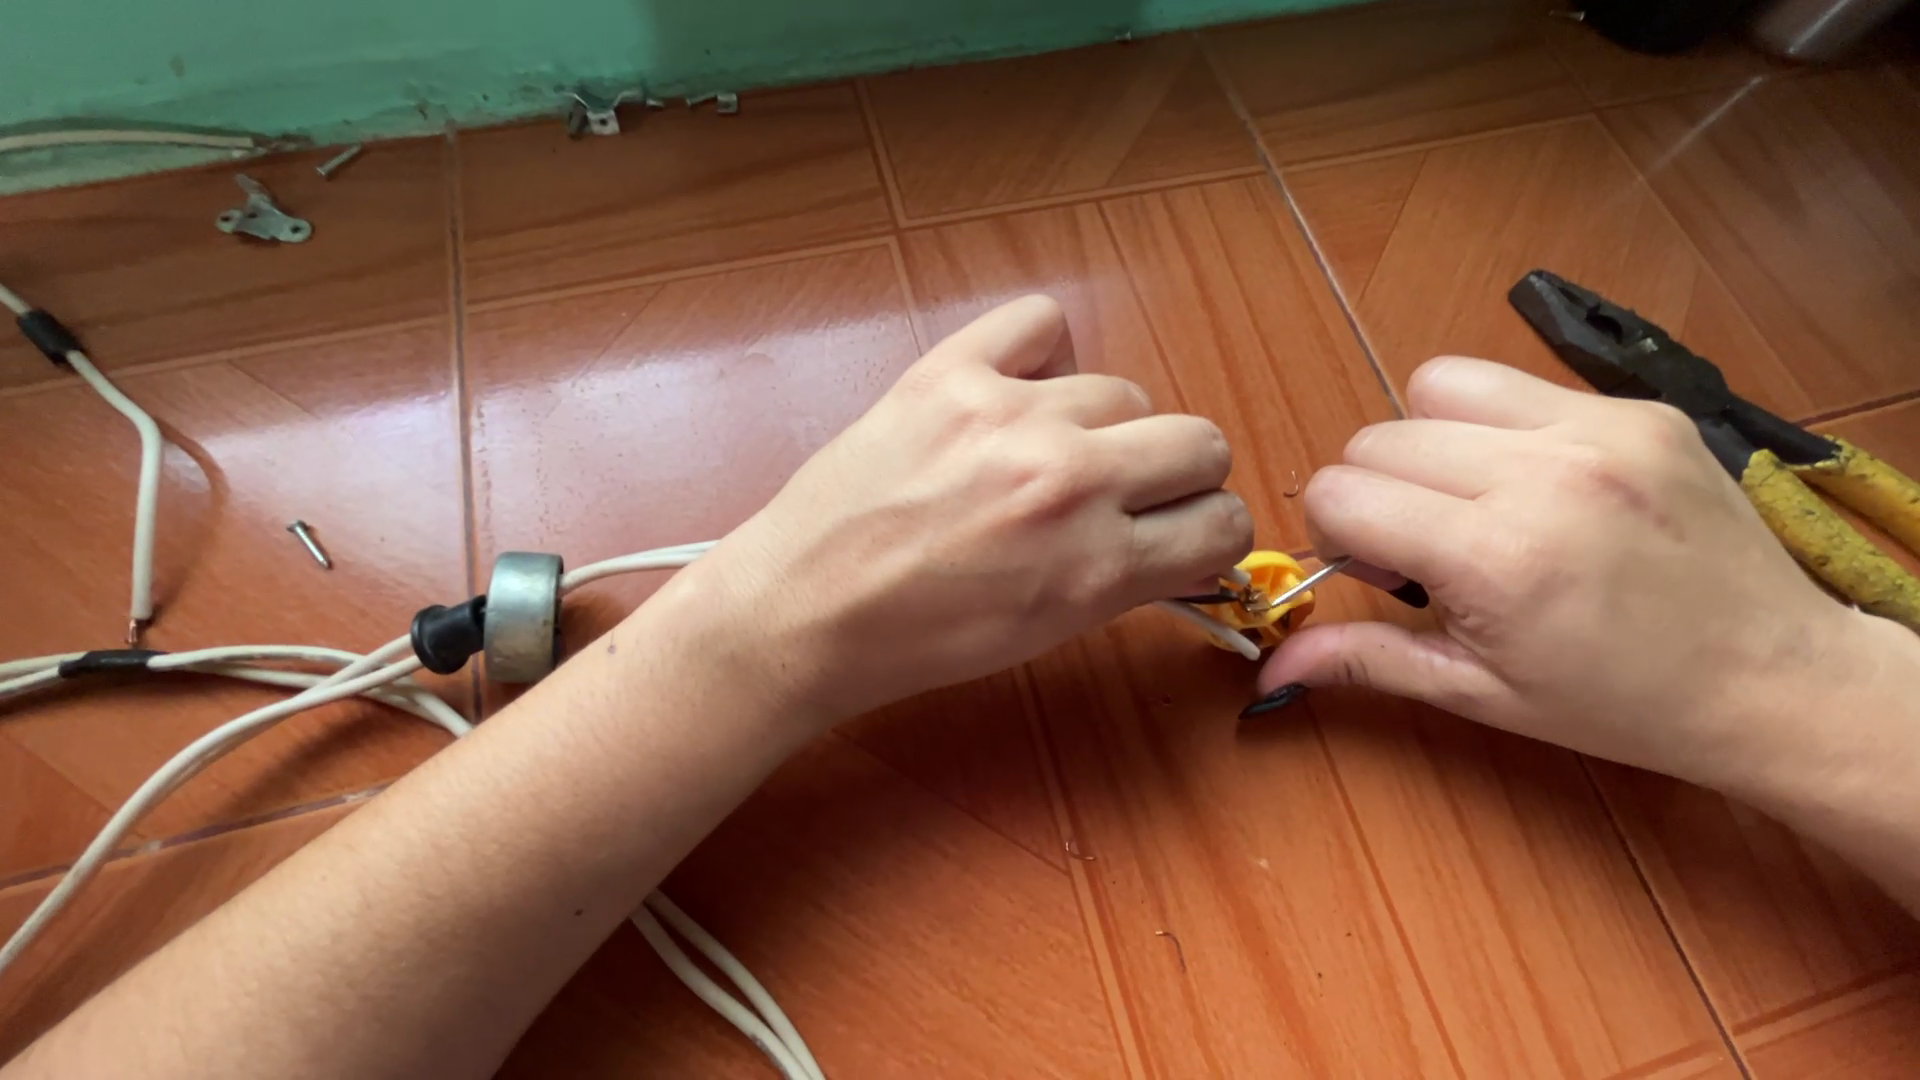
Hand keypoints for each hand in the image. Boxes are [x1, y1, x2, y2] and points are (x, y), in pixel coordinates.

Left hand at [671, 295, 1253, 720]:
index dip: (1205, 530)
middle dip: (1175, 475)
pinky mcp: (948, 372)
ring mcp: (1007, 416)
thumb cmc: (919, 640)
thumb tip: (1180, 534)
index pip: (1222, 523)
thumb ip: (1124, 578)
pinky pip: (1041, 322)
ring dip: (1100, 426)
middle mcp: (1067, 481)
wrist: (804, 610)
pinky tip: (1014, 394)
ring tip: (1041, 452)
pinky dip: (1043, 357)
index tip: (1177, 532)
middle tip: (1122, 493)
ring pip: (1123, 389)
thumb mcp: (1044, 630)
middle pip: (1199, 440)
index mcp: (1096, 569)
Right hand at [1257, 357, 1885, 789]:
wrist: (1777, 681)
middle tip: (1422, 541)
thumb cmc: (1615, 700)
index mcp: (1495, 556)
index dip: (1334, 532)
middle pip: (1374, 438)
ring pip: (1433, 386)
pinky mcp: (1633, 408)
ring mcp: (1596, 429)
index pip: (1339, 492)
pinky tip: (1525, 478)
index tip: (1378, 567)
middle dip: (1371, 489)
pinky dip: (1487, 424)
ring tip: (1466, 494)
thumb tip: (1270, 667)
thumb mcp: (1474, 690)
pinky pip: (1508, 382)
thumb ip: (1361, 658)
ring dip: (1423, 440)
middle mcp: (1542, 475)